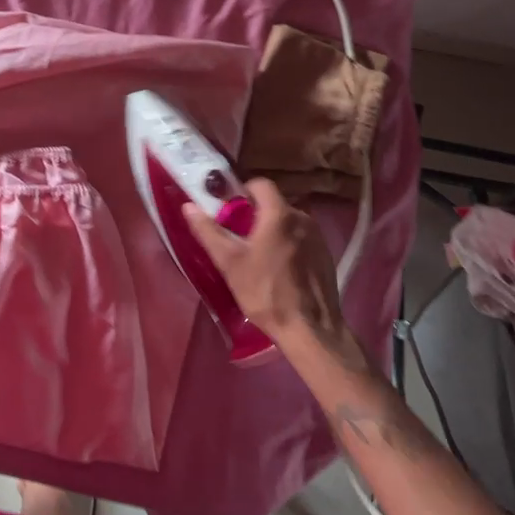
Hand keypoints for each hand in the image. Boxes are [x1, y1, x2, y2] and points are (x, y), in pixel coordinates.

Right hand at [183, 178, 361, 364]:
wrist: (310, 331)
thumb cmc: (265, 292)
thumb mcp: (229, 262)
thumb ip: (208, 231)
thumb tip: (188, 206)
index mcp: (279, 214)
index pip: (260, 184)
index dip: (243, 192)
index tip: (230, 211)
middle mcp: (303, 218)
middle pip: (274, 204)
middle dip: (255, 215)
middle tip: (240, 239)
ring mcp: (318, 237)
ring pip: (288, 222)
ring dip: (272, 230)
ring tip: (259, 257)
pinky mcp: (326, 255)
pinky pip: (302, 238)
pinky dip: (289, 245)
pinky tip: (281, 270)